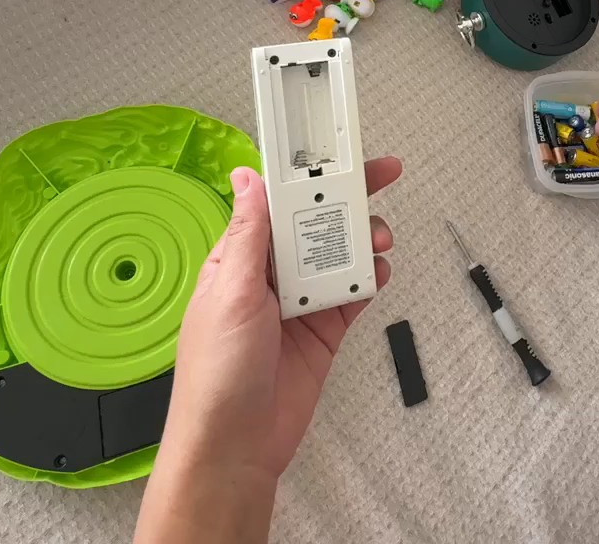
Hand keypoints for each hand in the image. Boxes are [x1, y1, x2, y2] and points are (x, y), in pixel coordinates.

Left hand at [135, 159, 396, 543]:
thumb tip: (247, 176)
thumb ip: (248, 234)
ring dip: (364, 238)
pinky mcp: (326, 327)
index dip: (308, 173)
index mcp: (243, 257)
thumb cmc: (217, 374)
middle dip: (349, 196)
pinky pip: (355, 290)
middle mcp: (274, 273)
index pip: (279, 202)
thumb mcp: (230, 293)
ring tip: (381, 238)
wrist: (237, 448)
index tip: (336, 151)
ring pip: (340, 252)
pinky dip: (370, 277)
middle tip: (382, 173)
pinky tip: (380, 271)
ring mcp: (302, 299)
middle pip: (317, 220)